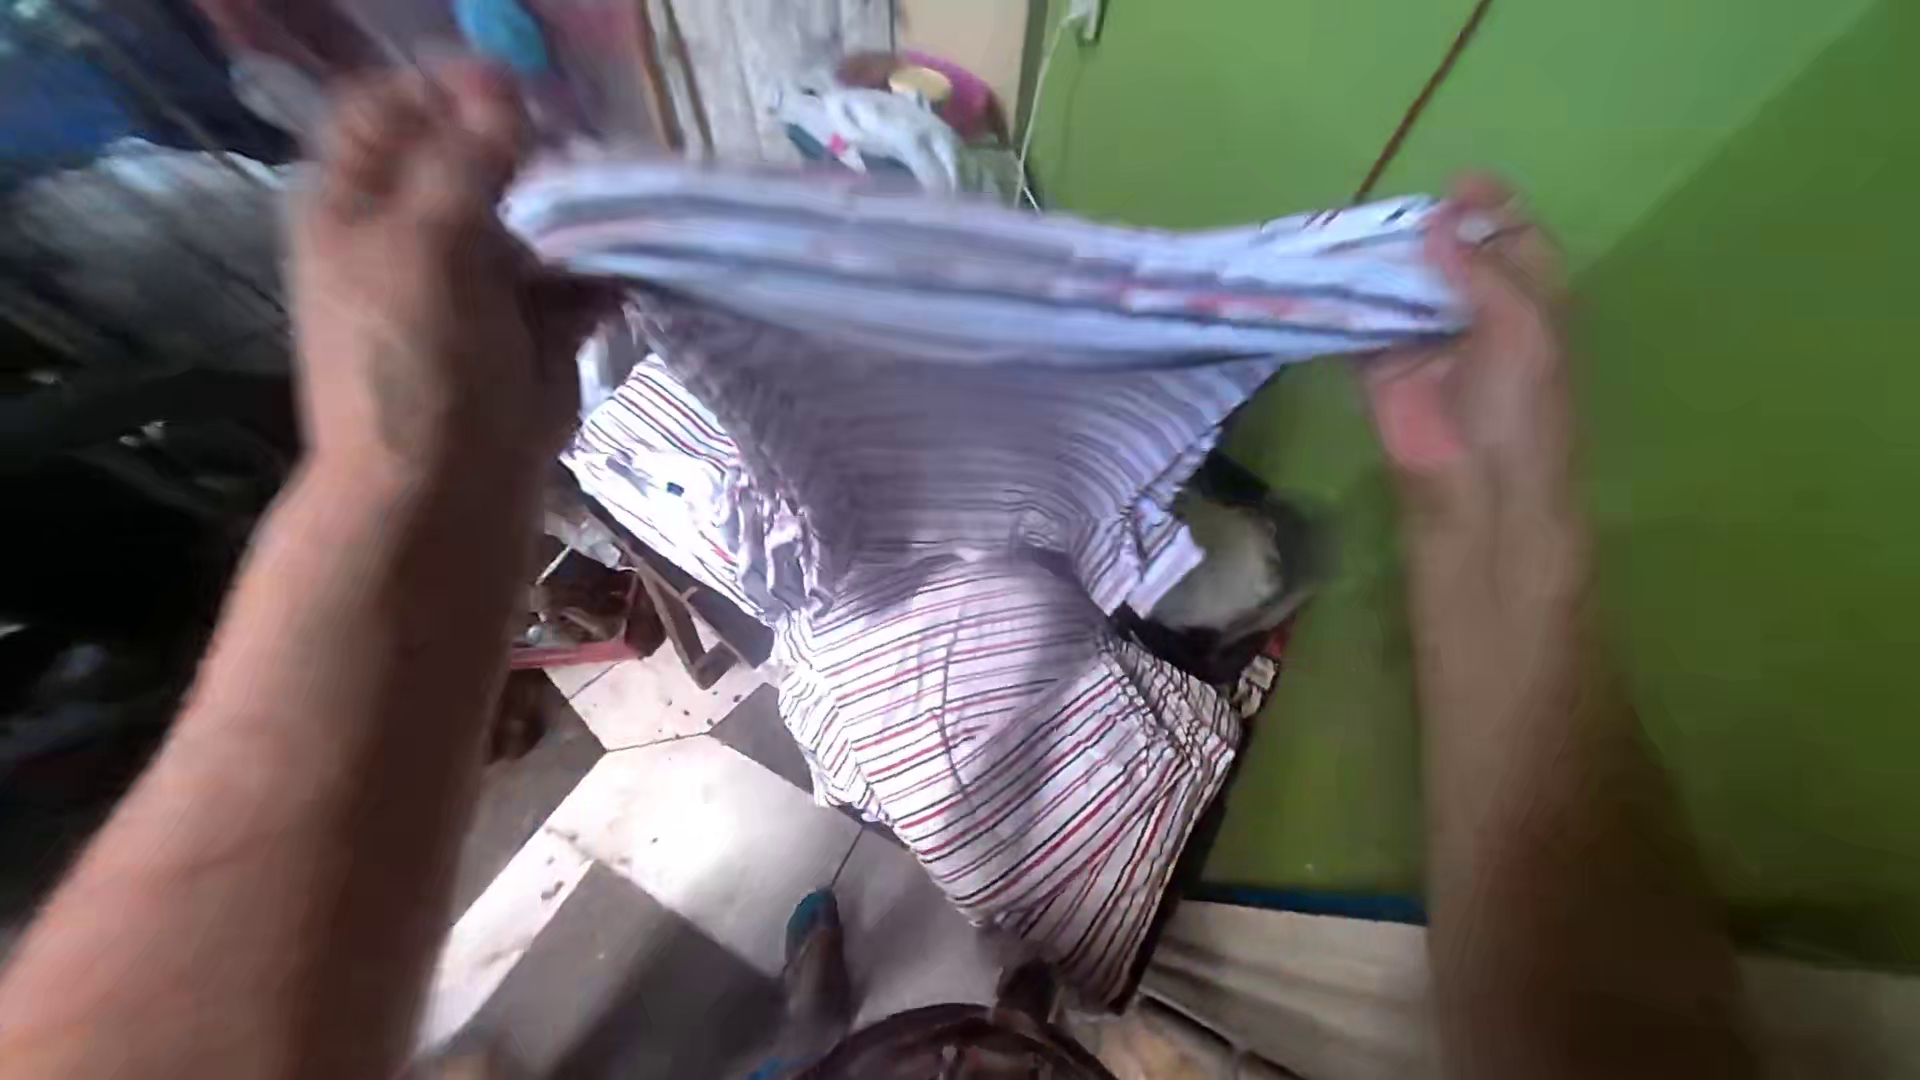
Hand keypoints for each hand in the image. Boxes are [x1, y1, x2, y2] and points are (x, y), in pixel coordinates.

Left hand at [289, 61, 611, 488]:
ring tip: (627, 216)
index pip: (399, 111)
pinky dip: (606, 278)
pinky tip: (632, 274)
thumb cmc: (417, 364)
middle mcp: (429, 235)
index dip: (455, 93)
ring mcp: (492, 286)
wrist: (454, 478)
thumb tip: (505, 90)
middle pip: (486, 170)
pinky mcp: (543, 330)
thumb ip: (463, 166)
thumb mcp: (424, 250)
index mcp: (366, 203)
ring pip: (544, 229)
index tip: (527, 99)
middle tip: (593, 161)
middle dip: (539, 161)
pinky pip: (579, 286)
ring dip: (583, 221)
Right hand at [1364, 175, 1573, 535]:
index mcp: (1526, 299)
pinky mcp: (1379, 369)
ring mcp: (1421, 342)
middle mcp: (1471, 314)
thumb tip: (1436, 226)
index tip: (1455, 184)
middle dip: (1420, 235)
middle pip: (1444, 261)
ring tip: (1346, 241)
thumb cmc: (1518, 404)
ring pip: (1398, 293)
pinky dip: (1343, 313)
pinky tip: (1326, 289)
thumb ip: (1480, 275)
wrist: (1474, 479)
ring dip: (1377, 270)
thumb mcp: (1521, 328)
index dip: (1488, 208)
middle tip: (1383, 214)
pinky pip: (1360, 332)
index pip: (1508, 238)